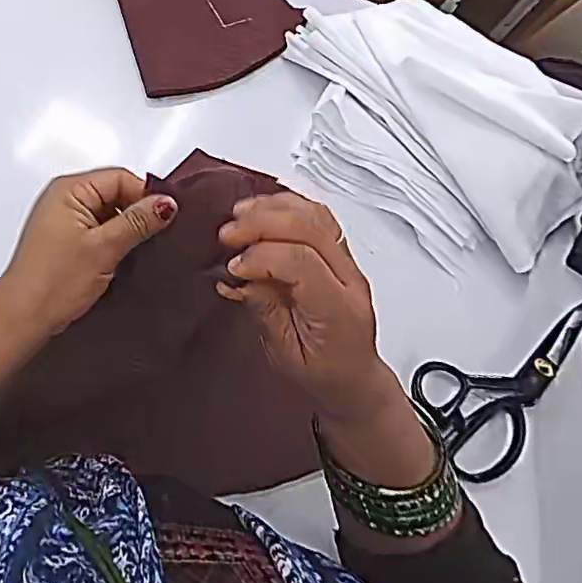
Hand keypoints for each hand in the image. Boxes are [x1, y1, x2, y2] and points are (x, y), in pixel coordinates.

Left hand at [0, 168, 178, 336]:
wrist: (22, 319)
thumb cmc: (48, 284)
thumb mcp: (104, 248)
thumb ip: (138, 221)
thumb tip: (164, 203)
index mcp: (69, 189)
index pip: (121, 177)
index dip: (145, 196)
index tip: (163, 217)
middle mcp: (64, 199)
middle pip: (116, 193)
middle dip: (135, 215)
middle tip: (147, 239)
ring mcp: (64, 220)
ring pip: (110, 214)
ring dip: (124, 232)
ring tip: (125, 254)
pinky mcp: (67, 240)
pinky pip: (100, 231)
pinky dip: (113, 244)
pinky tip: (115, 261)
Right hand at [216, 192, 398, 420]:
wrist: (353, 377)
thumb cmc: (324, 373)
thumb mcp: (286, 357)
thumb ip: (265, 313)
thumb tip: (241, 279)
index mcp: (338, 310)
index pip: (302, 262)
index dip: (261, 257)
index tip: (234, 267)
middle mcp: (349, 278)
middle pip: (310, 227)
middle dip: (262, 223)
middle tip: (228, 234)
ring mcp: (348, 261)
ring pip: (316, 214)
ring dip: (273, 208)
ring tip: (240, 216)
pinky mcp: (340, 251)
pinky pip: (318, 214)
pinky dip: (287, 205)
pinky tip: (262, 209)